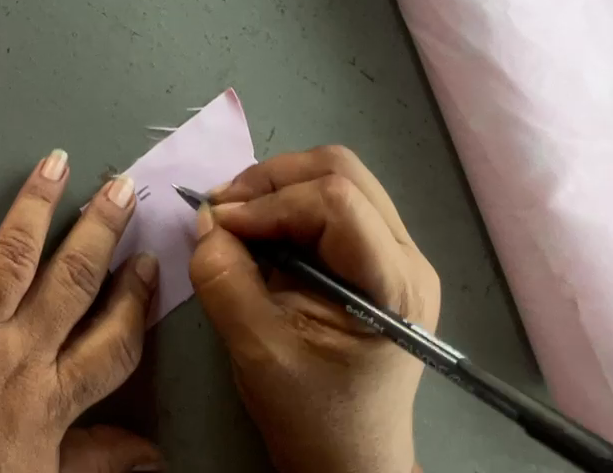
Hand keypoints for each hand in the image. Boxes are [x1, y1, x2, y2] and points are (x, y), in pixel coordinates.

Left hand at [0, 149, 163, 472]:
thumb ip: (95, 458)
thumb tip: (152, 455)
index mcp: (52, 397)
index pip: (112, 341)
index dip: (135, 301)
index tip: (148, 262)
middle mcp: (18, 352)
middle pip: (71, 280)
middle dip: (99, 230)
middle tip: (119, 188)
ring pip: (15, 253)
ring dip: (38, 203)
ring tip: (58, 162)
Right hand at [189, 146, 440, 472]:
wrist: (345, 457)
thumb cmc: (309, 411)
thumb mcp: (254, 347)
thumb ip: (223, 275)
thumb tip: (206, 218)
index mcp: (392, 285)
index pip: (333, 201)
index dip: (267, 202)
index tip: (219, 225)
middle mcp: (405, 256)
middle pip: (339, 169)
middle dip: (270, 179)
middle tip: (224, 209)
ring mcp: (393, 252)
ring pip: (333, 174)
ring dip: (274, 185)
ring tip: (235, 217)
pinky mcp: (371, 254)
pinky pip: (326, 197)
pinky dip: (281, 199)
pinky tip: (255, 229)